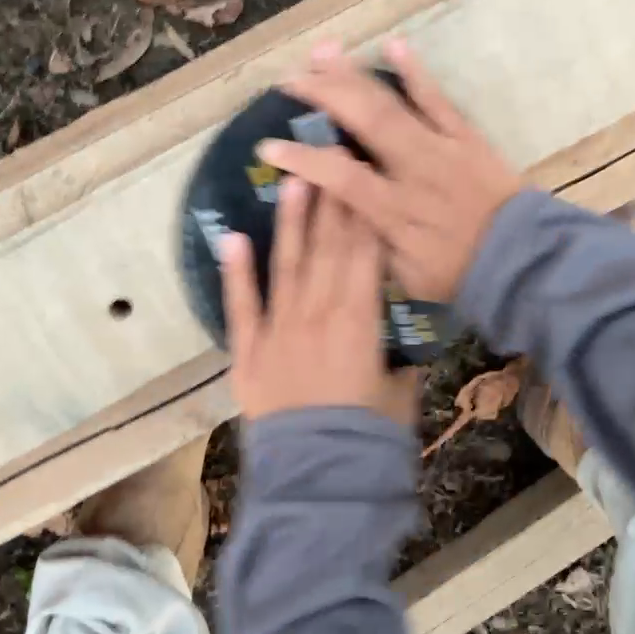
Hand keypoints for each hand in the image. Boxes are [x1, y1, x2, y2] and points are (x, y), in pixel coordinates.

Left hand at [221, 175, 396, 420]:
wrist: (320, 481)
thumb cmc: (371, 437)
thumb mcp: (402, 387)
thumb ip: (398, 347)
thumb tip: (400, 316)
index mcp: (359, 317)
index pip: (364, 250)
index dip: (363, 207)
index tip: (362, 169)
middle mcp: (318, 311)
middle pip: (327, 246)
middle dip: (331, 197)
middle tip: (329, 152)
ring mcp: (279, 328)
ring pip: (287, 264)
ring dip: (290, 221)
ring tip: (293, 180)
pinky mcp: (248, 351)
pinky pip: (241, 305)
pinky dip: (235, 271)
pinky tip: (232, 237)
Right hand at [257, 37, 521, 302]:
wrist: (523, 259)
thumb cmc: (457, 271)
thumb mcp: (404, 273)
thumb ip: (368, 241)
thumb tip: (337, 211)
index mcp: (393, 208)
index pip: (338, 177)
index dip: (302, 160)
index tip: (269, 147)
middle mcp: (412, 169)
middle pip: (362, 123)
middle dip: (323, 95)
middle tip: (290, 78)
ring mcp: (439, 147)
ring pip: (392, 104)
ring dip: (356, 75)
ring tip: (324, 50)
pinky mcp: (464, 136)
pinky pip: (438, 99)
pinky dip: (416, 72)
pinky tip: (393, 44)